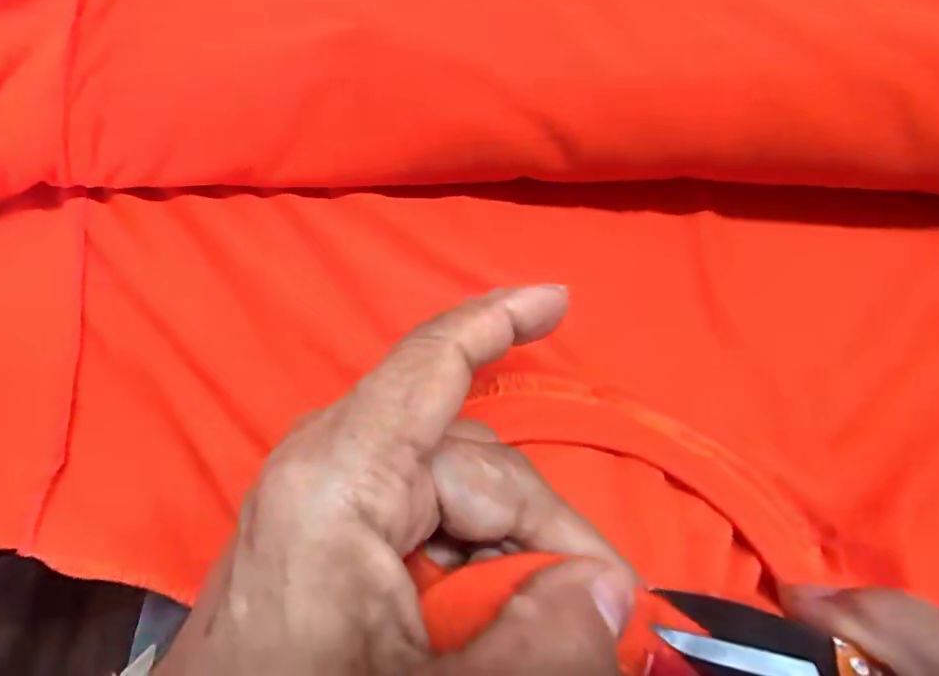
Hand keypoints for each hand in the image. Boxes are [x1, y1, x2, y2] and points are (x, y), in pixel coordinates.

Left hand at [156, 286, 638, 675]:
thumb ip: (533, 646)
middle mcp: (334, 462)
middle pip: (471, 461)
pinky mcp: (330, 526)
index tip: (557, 298)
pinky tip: (480, 621)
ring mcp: (330, 491)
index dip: (499, 320)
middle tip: (600, 615)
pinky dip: (470, 561)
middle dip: (540, 530)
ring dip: (508, 555)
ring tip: (537, 632)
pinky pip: (425, 519)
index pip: (432, 361)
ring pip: (456, 494)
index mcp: (342, 476)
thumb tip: (608, 588)